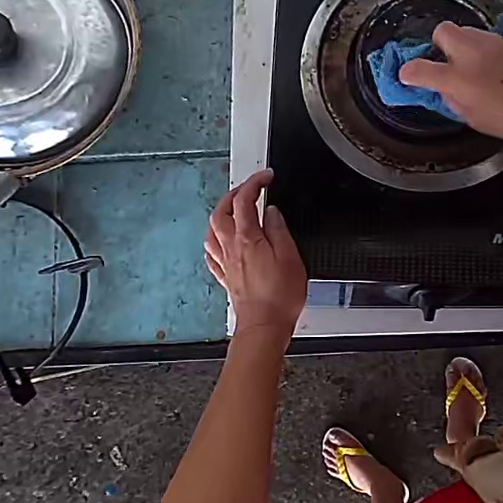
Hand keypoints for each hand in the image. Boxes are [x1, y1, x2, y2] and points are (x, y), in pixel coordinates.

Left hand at [204, 169, 306, 335]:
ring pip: (212, 230)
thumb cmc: (279, 296)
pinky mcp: (226, 277)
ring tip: (232, 209)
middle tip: (249, 188)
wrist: (264, 326)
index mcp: (248, 239)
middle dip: (234, 194)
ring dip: (221, 214)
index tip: (266, 177)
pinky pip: (212, 252)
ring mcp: (226, 263)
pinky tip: (221, 241)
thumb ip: (278, 230)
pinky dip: (215, 240)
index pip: (245, 201)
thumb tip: (271, 213)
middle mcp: (232, 248)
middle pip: (221, 212)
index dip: (254, 183)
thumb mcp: (290, 257)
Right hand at [396, 21, 502, 142]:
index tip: (407, 76)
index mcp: (459, 79)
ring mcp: (490, 44)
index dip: (409, 73)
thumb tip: (445, 91)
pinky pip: (481, 38)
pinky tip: (486, 67)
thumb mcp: (475, 119)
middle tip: (442, 64)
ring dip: (458, 46)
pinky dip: (477, 49)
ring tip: (467, 68)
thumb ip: (454, 101)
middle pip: (441, 32)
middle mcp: (471, 55)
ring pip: (463, 31)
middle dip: (436, 45)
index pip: (421, 69)